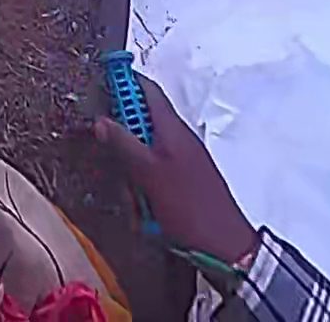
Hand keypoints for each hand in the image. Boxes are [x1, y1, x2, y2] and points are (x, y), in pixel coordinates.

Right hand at [95, 74, 257, 263]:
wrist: (228, 251)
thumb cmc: (189, 205)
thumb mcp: (147, 173)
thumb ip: (123, 143)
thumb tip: (101, 120)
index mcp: (172, 127)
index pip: (148, 89)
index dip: (126, 80)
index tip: (104, 78)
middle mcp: (179, 138)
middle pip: (143, 121)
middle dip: (124, 134)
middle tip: (111, 149)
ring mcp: (183, 160)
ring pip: (146, 149)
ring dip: (133, 167)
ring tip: (134, 193)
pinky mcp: (185, 180)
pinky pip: (156, 170)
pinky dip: (144, 183)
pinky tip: (143, 205)